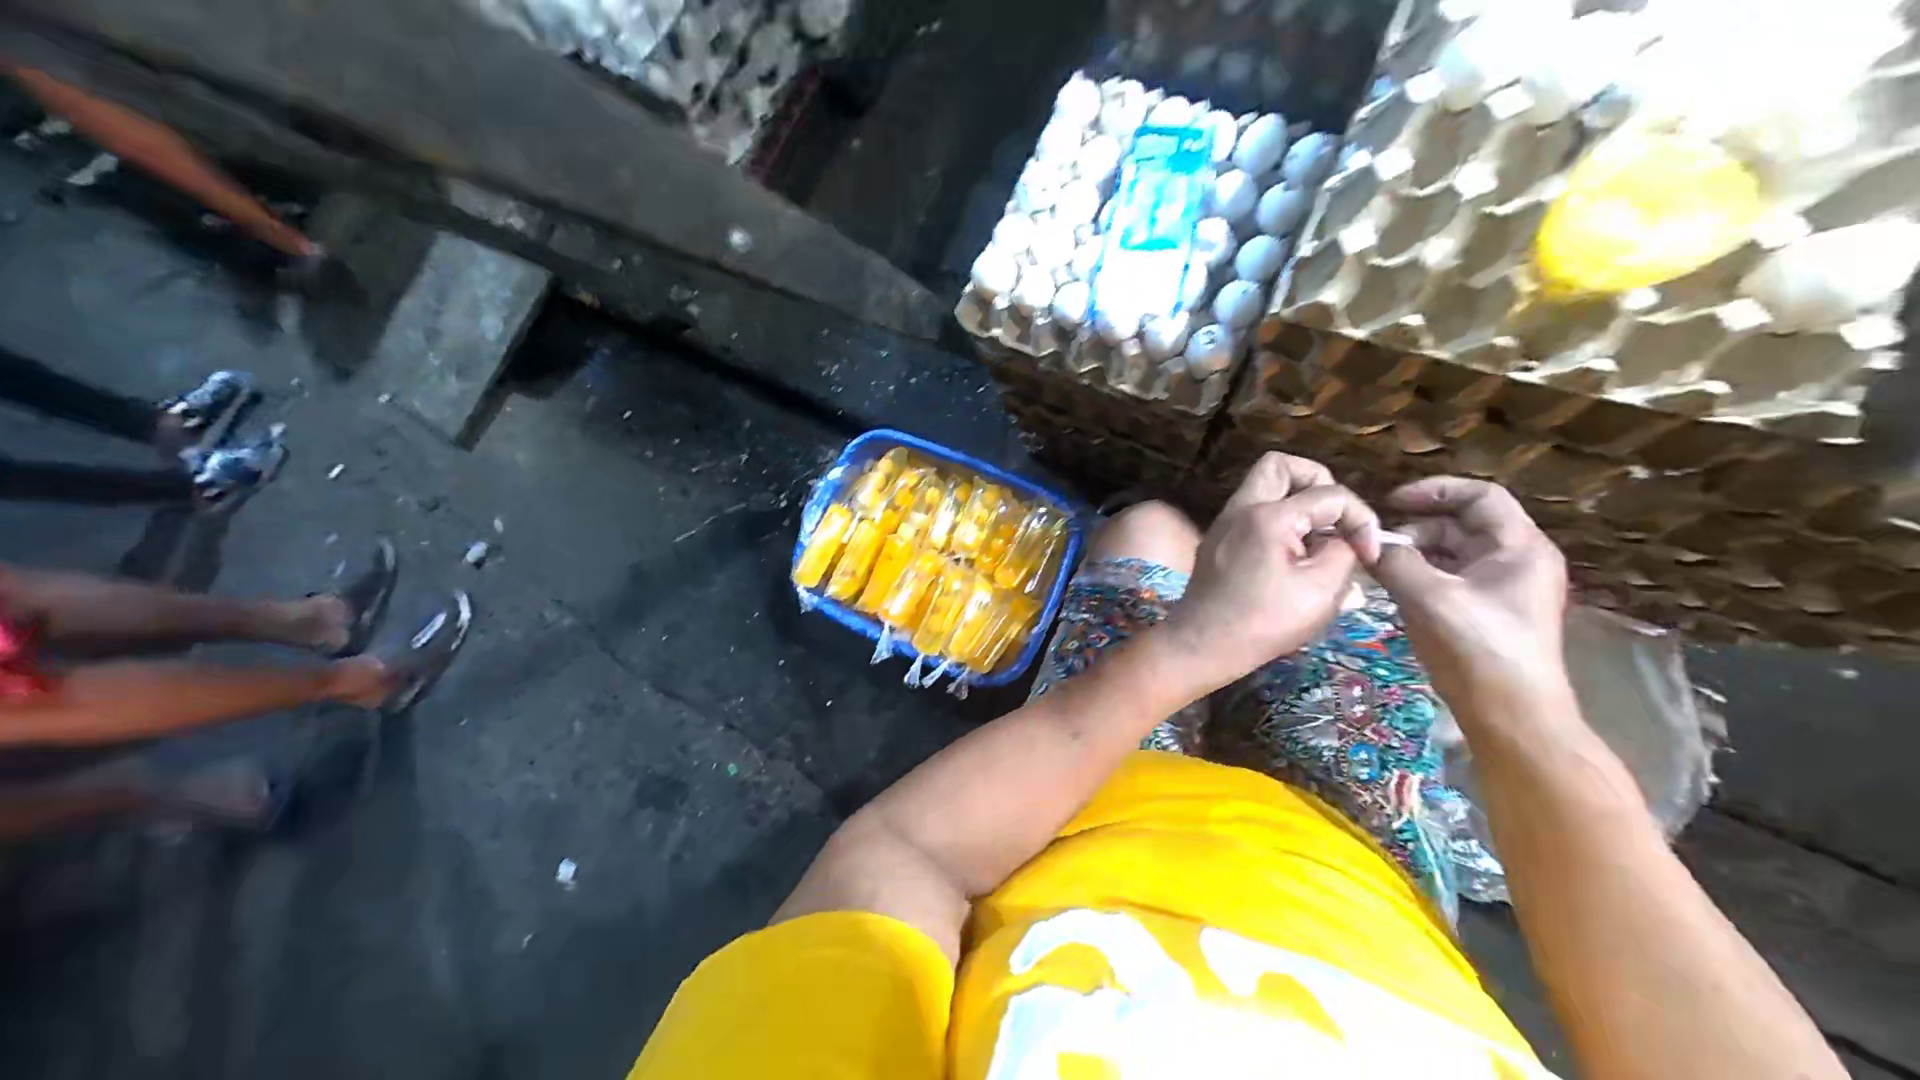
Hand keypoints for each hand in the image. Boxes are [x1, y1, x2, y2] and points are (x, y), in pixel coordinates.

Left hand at [1162, 453, 1382, 694]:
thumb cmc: (1262, 623)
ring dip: (1297, 503)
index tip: (1370, 556)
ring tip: (1318, 542)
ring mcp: (1223, 523)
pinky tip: (1294, 557)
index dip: (1361, 520)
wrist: (1201, 645)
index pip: (1330, 494)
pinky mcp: (1217, 541)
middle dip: (1318, 483)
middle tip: (1335, 520)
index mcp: (1267, 515)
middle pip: (1281, 466)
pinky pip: (1252, 514)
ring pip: (1263, 487)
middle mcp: (1240, 509)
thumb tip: (1349, 541)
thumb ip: (1343, 554)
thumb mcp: (1321, 592)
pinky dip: (1278, 522)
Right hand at [1364, 476, 1570, 714]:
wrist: (1511, 714)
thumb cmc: (1477, 648)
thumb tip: (1368, 544)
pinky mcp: (1485, 610)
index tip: (1391, 502)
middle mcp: (1516, 560)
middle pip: (1461, 523)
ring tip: (1379, 568)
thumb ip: (1394, 561)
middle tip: (1377, 545)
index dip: (1433, 490)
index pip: (1479, 496)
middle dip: (1415, 528)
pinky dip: (1419, 575)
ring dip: (1413, 553)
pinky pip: (1448, 577)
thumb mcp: (1428, 597)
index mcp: (1519, 547)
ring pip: (1451, 552)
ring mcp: (1501, 587)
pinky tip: (1392, 588)